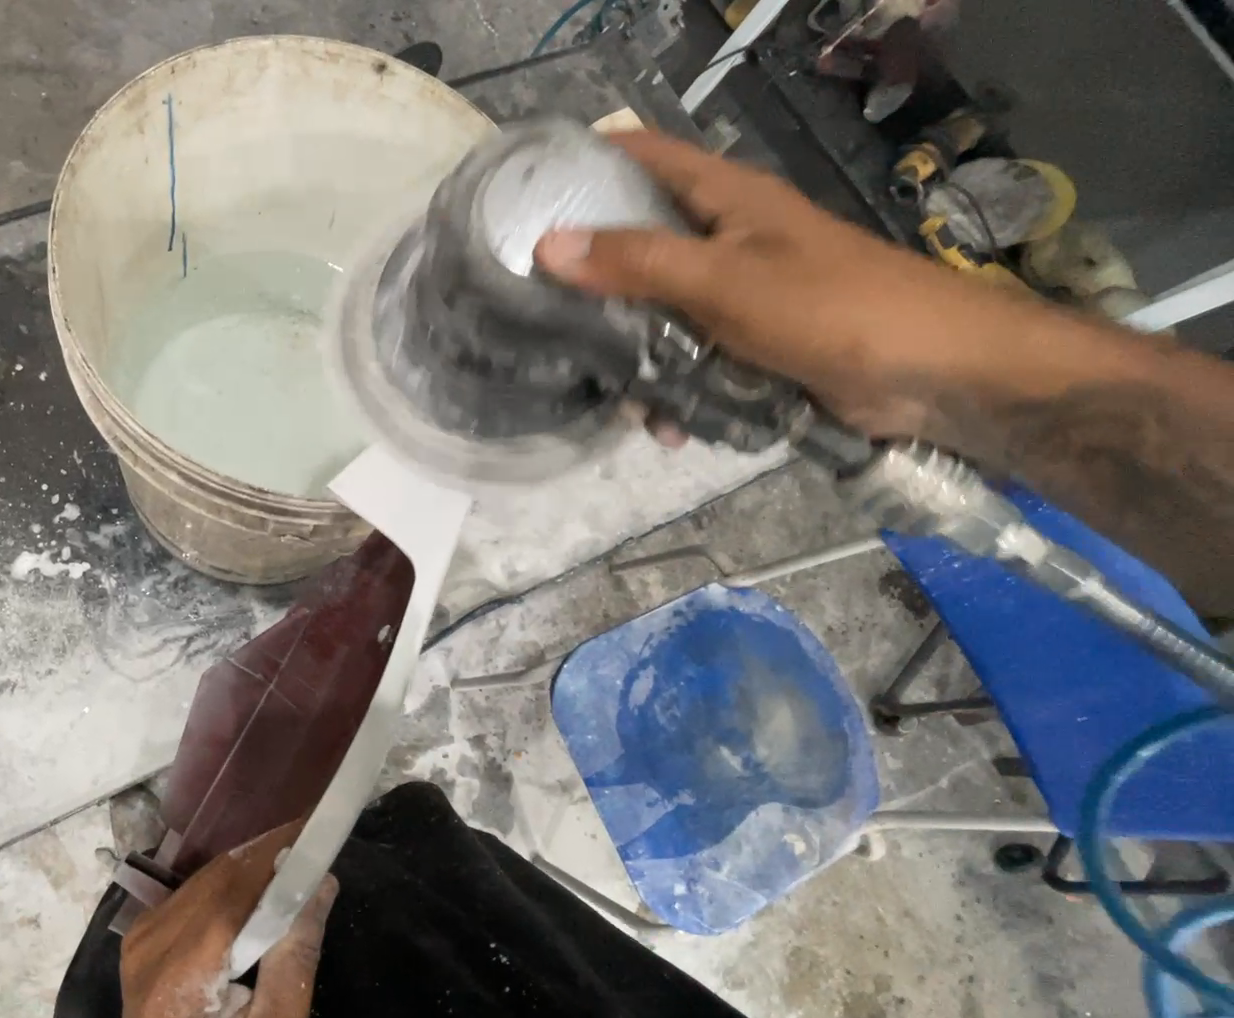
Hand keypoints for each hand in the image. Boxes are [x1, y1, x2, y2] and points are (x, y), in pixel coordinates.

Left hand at [121, 822, 339, 1017]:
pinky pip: (190, 896)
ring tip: (293, 860)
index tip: (312, 825)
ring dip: (249, 867)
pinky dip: (228, 885)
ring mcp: (137, 942)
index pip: (232, 891)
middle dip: (266, 855)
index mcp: (176, 976)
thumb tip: (320, 883)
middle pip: (216, 879)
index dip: (274, 852)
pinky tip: (258, 888)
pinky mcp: (138, 943)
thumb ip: (296, 959)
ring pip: (203, 881)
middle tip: (311, 842)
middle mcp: (147, 946)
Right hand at [532, 130, 1063, 442]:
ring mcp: (731, 295)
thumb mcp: (721, 280)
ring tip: (612, 393)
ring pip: (652, 313)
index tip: (524, 195)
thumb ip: (636, 262)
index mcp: (723, 198)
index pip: (642, 155)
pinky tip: (667, 423)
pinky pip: (684, 361)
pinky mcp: (742, 345)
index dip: (585, 161)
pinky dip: (671, 391)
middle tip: (537, 308)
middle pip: (633, 243)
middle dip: (588, 278)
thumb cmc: (829, 307)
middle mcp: (721, 239)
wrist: (930, 376)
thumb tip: (546, 245)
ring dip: (630, 354)